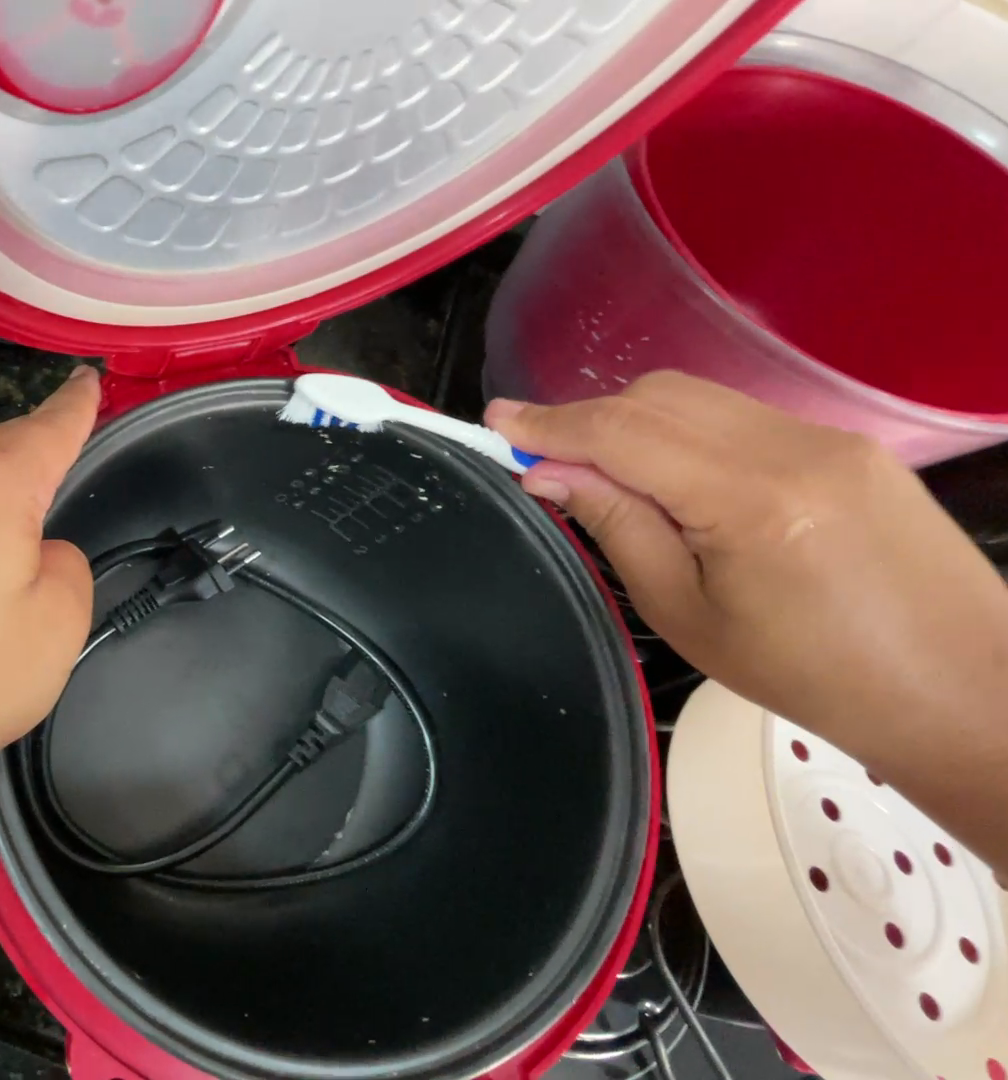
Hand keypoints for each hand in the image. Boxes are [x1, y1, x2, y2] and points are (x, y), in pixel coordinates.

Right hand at [487, 372, 1007, 868]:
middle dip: (582, 416)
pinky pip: (732, 415)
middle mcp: (795, 448)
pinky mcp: (846, 446)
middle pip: (658, 397)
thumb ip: (616, 527)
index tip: (494, 421)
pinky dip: (672, 427)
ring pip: (694, 397)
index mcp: (752, 499)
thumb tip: (548, 474)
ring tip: (585, 462)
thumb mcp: (683, 611)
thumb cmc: (808, 672)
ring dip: (625, 418)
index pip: (625, 433)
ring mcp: (829, 439)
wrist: (966, 690)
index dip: (549, 423)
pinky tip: (653, 468)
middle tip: (531, 453)